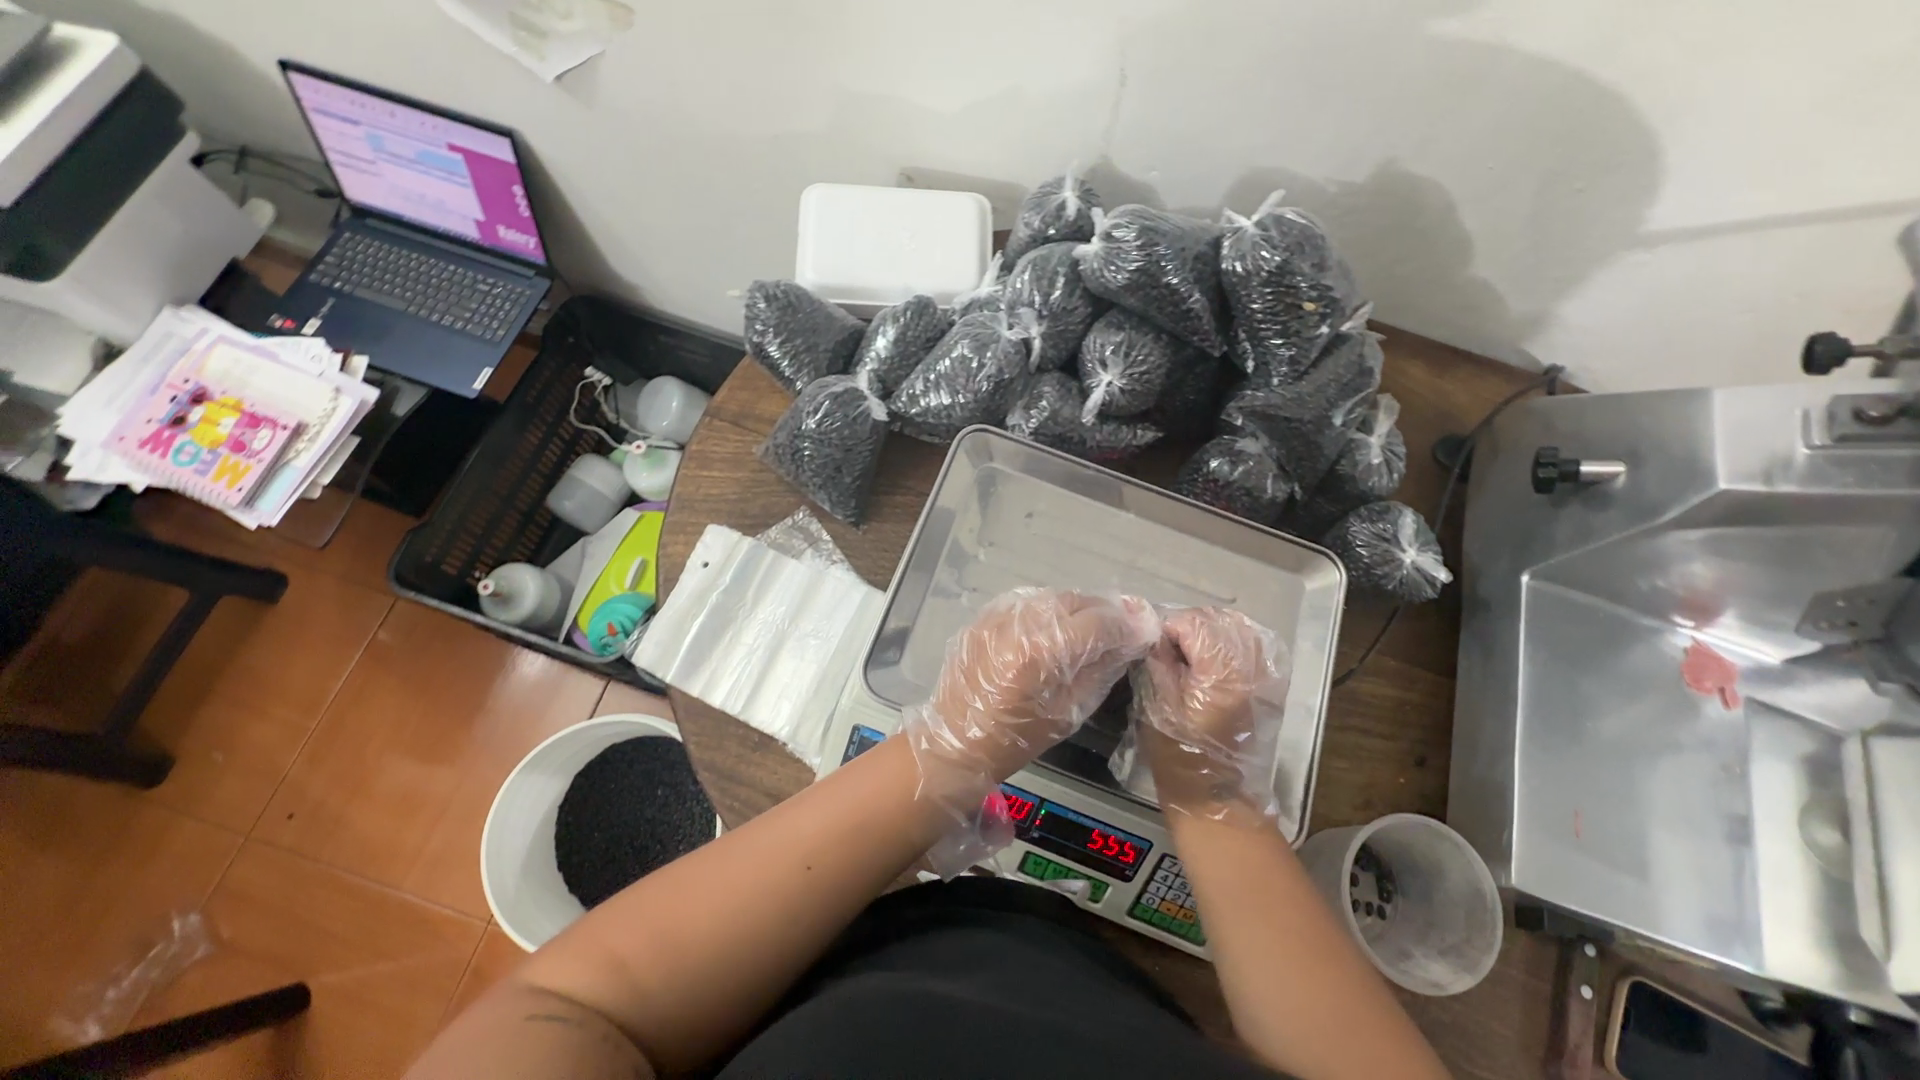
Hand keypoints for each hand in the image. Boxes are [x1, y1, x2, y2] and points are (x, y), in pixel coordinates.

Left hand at [906, 588, 1159, 794]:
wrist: (956, 741)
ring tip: (1091, 630)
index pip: (1099, 622)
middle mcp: (1019, 623)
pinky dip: (1049, 611)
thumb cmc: (1017, 737)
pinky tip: (1056, 629)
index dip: (1128, 624)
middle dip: (1105, 612)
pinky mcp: (984, 615)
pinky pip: (1028, 601)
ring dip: (1078, 609)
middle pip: (1078, 601)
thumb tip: (1133, 638)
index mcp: (1041, 652)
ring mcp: (998, 615)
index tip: (1146, 628)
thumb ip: (1103, 669)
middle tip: (1122, 629)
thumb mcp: (1070, 712)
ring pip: (1054, 597)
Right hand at [1134, 608, 1288, 826]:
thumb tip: (1157, 635)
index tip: (1156, 650)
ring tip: (1193, 653)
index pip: (1194, 623)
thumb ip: (1157, 661)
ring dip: (1213, 632)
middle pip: (1220, 620)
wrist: (1216, 796)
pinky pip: (1259, 645)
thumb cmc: (1179, 753)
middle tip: (1170, 650)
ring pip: (1241, 628)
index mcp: (1222, 673)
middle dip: (1191, 627)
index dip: (1169, 630)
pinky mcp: (1272, 686)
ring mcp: (1267, 676)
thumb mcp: (1155, 705)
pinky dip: (1237, 641)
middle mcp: (1252, 667)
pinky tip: (1219, 656)